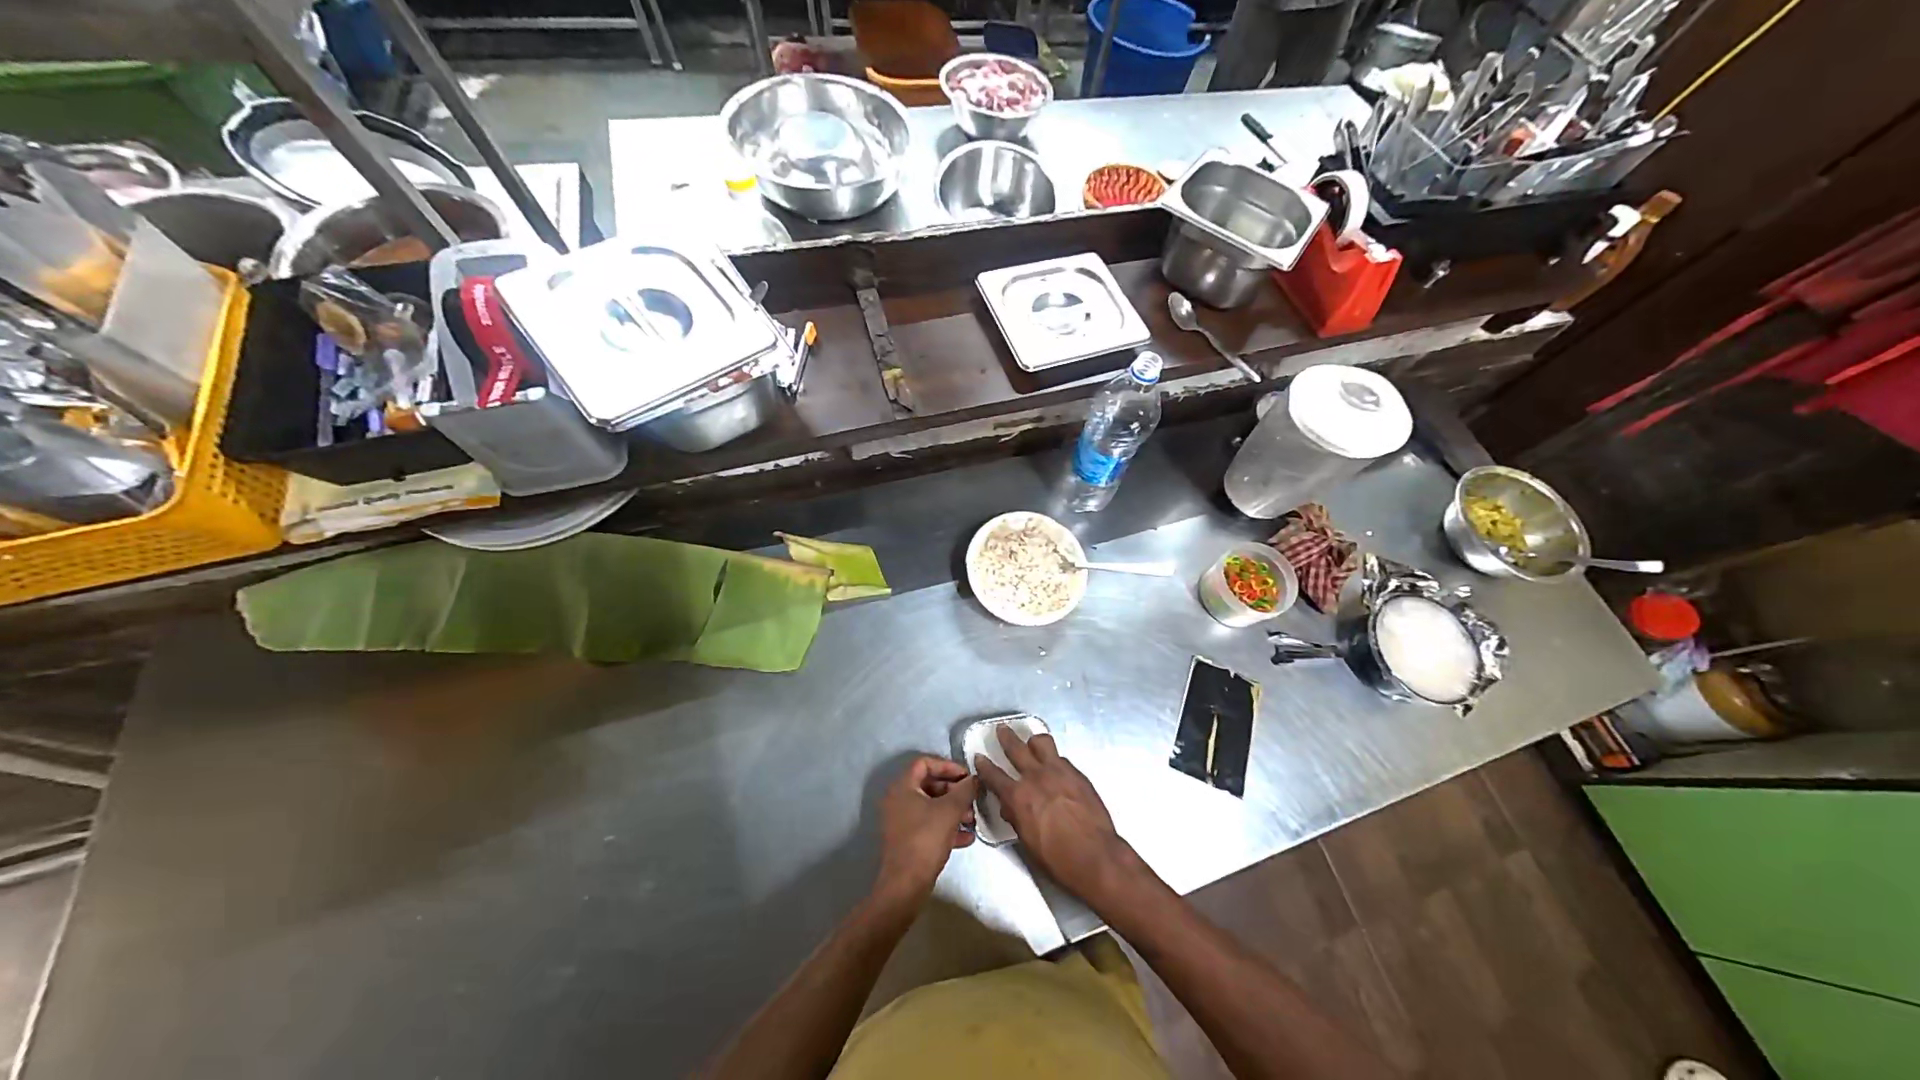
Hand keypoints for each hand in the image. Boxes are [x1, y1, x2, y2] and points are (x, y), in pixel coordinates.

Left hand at [875, 756, 976, 903]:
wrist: (905, 884)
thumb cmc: (925, 840)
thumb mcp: (949, 811)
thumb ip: (964, 790)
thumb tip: (974, 778)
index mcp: (903, 787)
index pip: (924, 763)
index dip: (947, 766)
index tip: (966, 776)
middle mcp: (898, 800)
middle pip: (929, 785)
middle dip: (954, 791)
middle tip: (972, 799)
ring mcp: (901, 820)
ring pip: (931, 806)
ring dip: (953, 810)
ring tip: (972, 821)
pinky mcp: (907, 839)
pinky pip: (929, 824)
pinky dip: (946, 826)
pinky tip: (966, 837)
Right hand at [974, 727, 1138, 904]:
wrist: (1094, 855)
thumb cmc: (1057, 857)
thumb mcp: (1026, 839)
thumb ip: (1016, 817)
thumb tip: (1010, 807)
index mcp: (1017, 796)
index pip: (993, 775)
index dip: (984, 766)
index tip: (980, 757)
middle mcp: (1035, 777)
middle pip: (1016, 748)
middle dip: (1006, 738)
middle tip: (1002, 729)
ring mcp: (1058, 772)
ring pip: (1042, 743)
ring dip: (1034, 742)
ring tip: (1032, 742)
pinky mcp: (1077, 774)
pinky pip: (1061, 759)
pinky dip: (1054, 760)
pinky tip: (1056, 767)